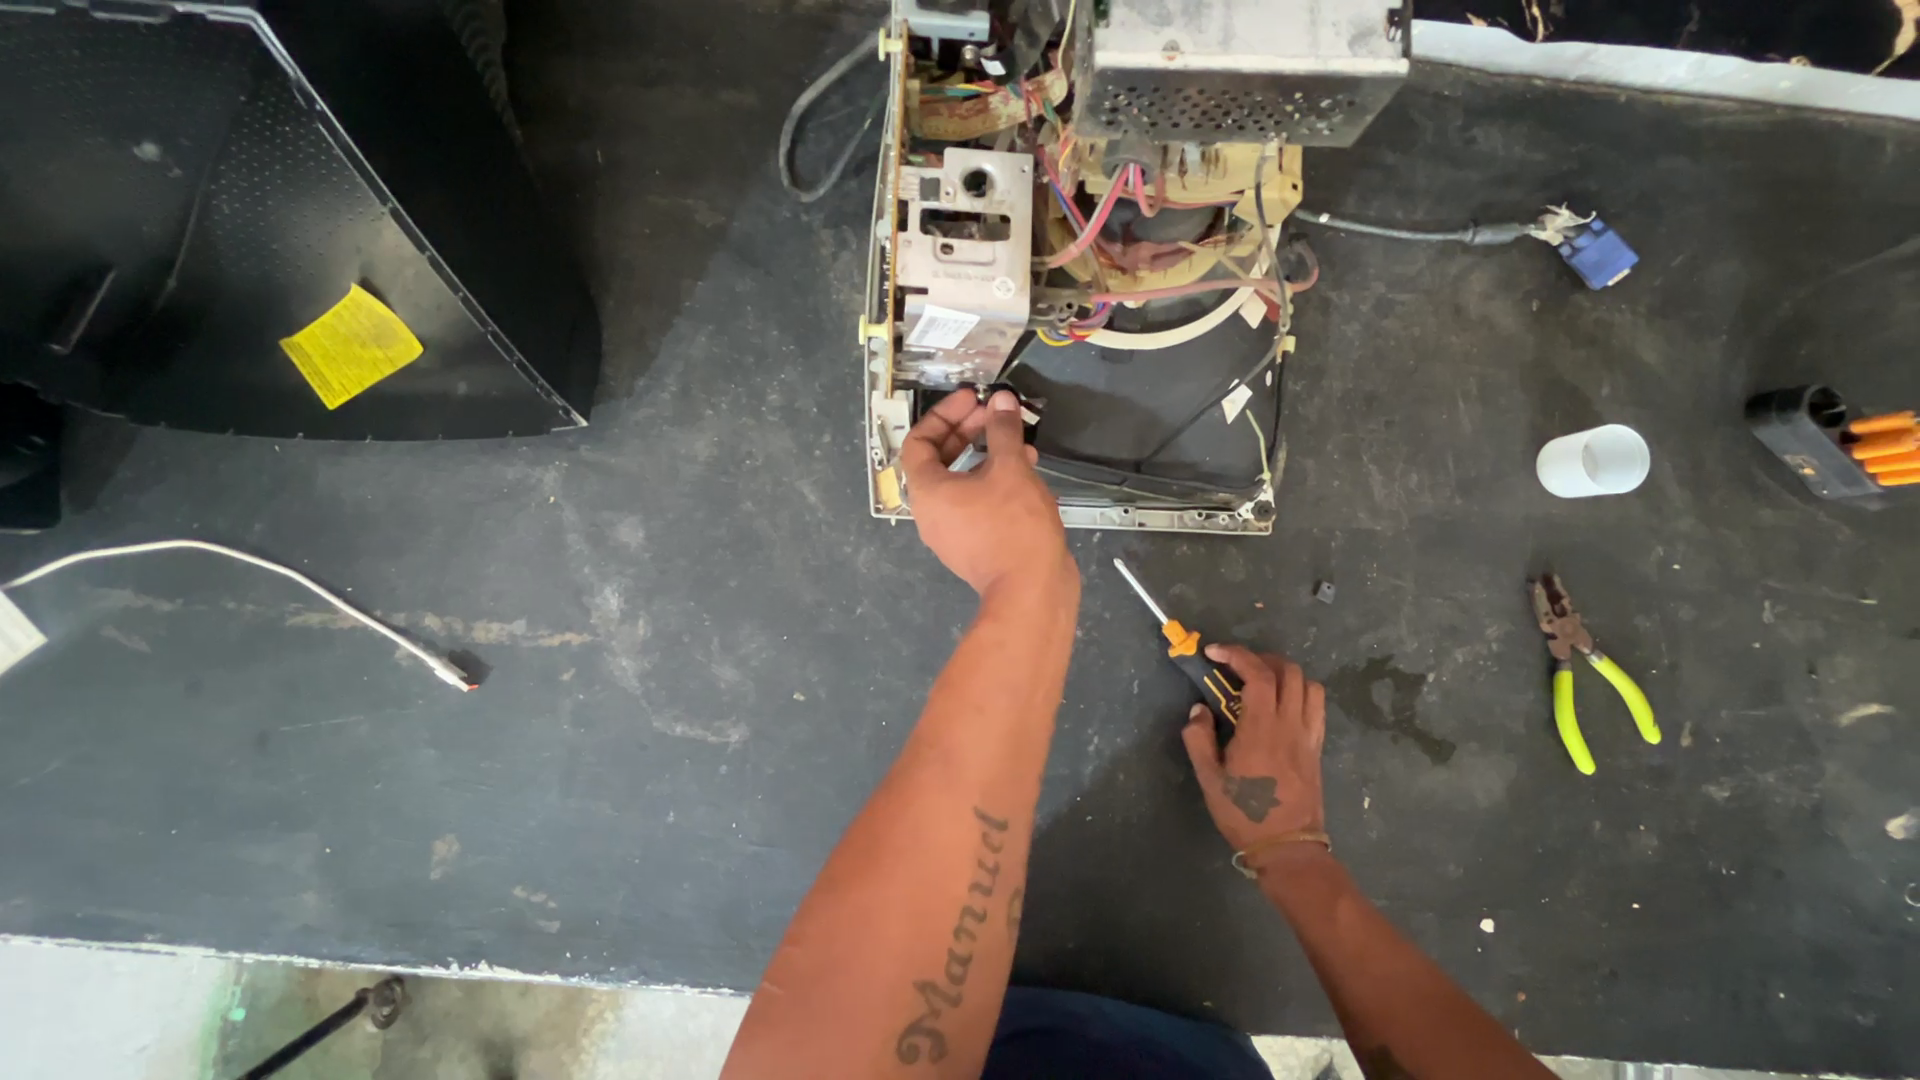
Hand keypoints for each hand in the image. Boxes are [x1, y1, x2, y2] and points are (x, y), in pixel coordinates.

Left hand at [899, 389, 1072, 597]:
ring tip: (1020, 443)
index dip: (944, 414)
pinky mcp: (974, 547)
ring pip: (961, 482)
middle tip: (995, 414)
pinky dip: (993, 483)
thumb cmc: (1013, 526)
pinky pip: (975, 504)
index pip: (919, 441)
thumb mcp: (1010, 469)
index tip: (972, 400)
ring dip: (986, 456)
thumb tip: (1001, 400)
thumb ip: (1003, 431)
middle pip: (939, 460)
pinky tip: (1026, 475)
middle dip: (967, 431)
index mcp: (927, 492)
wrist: (1031, 591)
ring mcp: (951, 533)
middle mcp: (930, 513)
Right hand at [1181, 644, 1326, 858]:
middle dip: (1260, 659)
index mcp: (1262, 728)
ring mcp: (1309, 735)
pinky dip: (1300, 693)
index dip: (1236, 655)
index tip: (1214, 653)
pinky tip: (1281, 706)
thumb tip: (1199, 710)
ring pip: (1308, 685)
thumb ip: (1199, 738)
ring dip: (1284, 673)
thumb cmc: (1244, 813)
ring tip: (1261, 682)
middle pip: (1288, 671)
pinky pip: (1317, 707)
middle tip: (1236, 667)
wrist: (1288, 847)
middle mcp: (1290, 724)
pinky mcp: (1317, 748)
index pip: (1257, 674)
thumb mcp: (1209, 779)